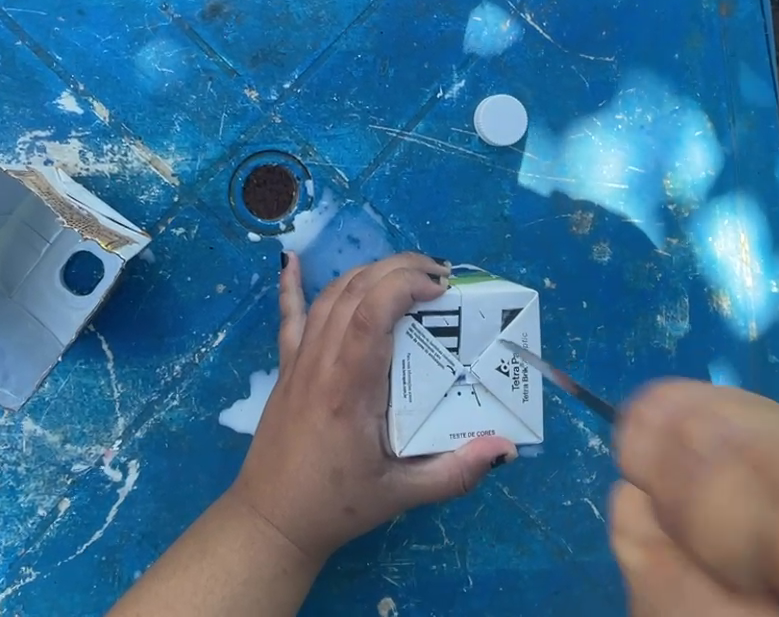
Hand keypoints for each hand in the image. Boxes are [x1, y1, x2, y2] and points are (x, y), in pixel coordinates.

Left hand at [226, 252, 517, 562]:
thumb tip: (505, 448)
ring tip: (404, 274)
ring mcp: (300, 359)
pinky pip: (288, 315)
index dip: (405, 285)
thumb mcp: (402, 495)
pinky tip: (292, 259)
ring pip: (330, 296)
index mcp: (351, 388)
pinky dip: (291, 283)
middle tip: (438, 276)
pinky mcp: (286, 365)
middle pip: (356, 292)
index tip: (441, 289)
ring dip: (367, 273)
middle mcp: (322, 361)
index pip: (373, 313)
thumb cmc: (338, 505)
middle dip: (398, 269)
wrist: (272, 520)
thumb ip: (456, 472)